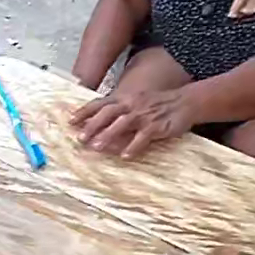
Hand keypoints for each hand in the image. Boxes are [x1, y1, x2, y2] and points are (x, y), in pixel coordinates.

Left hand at [69, 85, 196, 157]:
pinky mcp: (156, 126)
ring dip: (108, 135)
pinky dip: (133, 146)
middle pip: (108, 114)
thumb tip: (99, 122)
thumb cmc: (158, 104)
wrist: (184, 102)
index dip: (85, 111)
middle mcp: (132, 105)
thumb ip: (119, 110)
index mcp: (125, 99)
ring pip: (123, 124)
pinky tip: (124, 156)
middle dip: (93, 125)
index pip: (100, 104)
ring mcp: (144, 115)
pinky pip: (143, 137)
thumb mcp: (136, 101)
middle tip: (80, 138)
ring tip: (96, 147)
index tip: (70, 121)